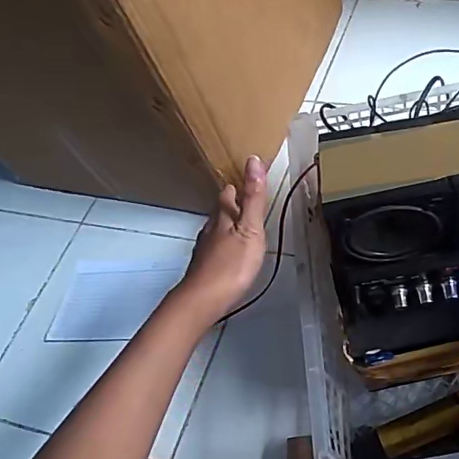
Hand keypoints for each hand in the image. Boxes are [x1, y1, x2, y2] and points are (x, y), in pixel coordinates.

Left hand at [180, 155, 269, 309]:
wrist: (204, 299)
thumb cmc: (232, 265)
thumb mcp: (251, 229)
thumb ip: (254, 198)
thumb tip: (253, 160)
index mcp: (223, 218)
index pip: (229, 195)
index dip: (238, 186)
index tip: (247, 178)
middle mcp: (211, 229)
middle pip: (220, 211)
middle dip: (231, 204)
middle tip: (243, 198)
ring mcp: (206, 249)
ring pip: (216, 229)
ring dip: (227, 224)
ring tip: (239, 224)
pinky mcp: (205, 266)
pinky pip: (215, 248)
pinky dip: (223, 244)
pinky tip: (228, 252)